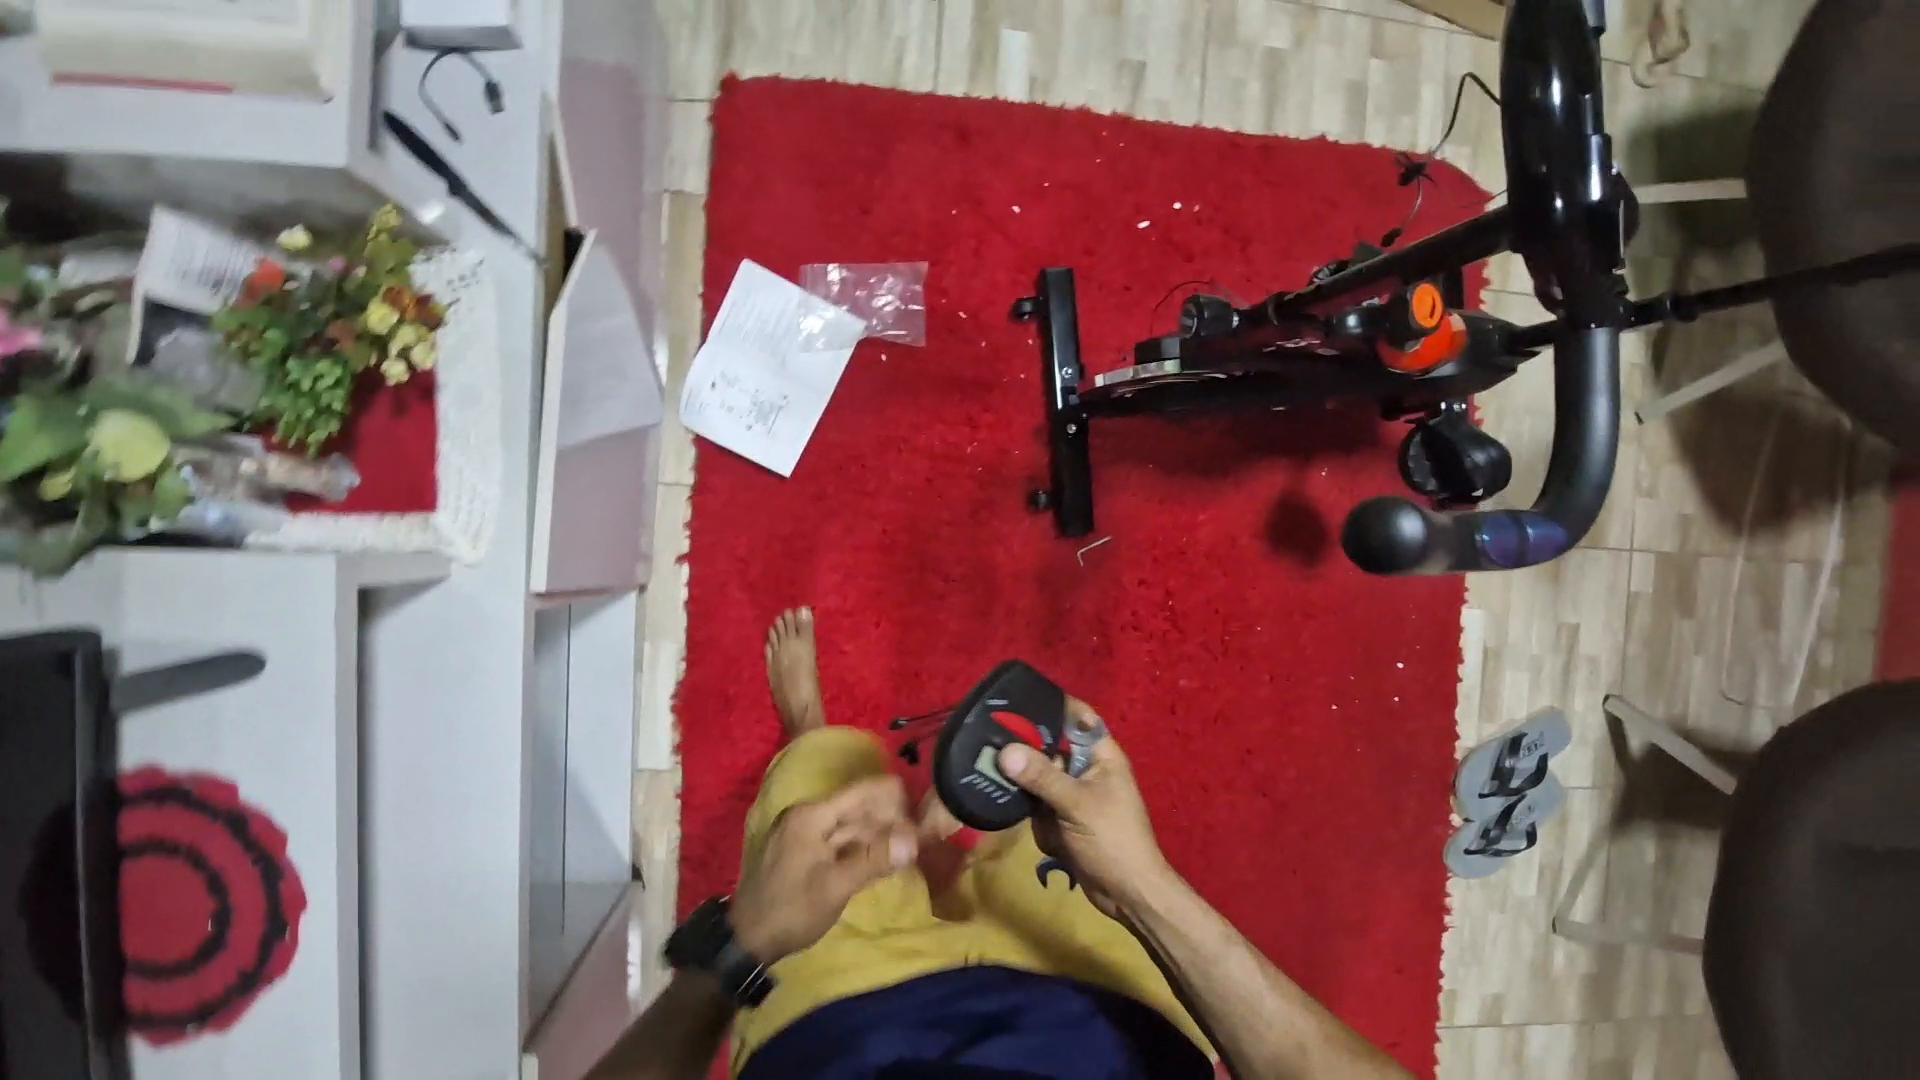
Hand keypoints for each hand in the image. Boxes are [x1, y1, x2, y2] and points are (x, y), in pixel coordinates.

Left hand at [731, 775, 917, 962]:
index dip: (892, 797)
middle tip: (920, 835)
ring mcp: (803, 834)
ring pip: (848, 827)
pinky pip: (838, 842)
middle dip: (888, 819)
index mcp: (812, 815)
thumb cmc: (791, 910)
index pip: (861, 792)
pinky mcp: (802, 852)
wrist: (746, 941)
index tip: (921, 808)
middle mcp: (807, 816)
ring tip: (908, 847)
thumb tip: (914, 840)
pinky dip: (860, 848)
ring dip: (877, 835)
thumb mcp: (836, 887)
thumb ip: (874, 860)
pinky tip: (881, 858)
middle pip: (856, 809)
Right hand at [997, 699, 1173, 918]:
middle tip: (993, 747)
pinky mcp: (1065, 819)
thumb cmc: (1113, 840)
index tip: (1015, 699)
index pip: (1076, 716)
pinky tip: (1044, 835)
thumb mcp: (1076, 804)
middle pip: (1050, 747)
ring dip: (1032, 796)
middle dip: (1028, 754)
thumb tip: (1006, 751)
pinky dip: (1039, 822)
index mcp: (1101, 755)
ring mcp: (1075, 795)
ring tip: (1013, 795)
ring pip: (1039, 779)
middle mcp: (1087, 769)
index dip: (1050, 704)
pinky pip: (1040, 808)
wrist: (1128, 896)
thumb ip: (1042, 776)